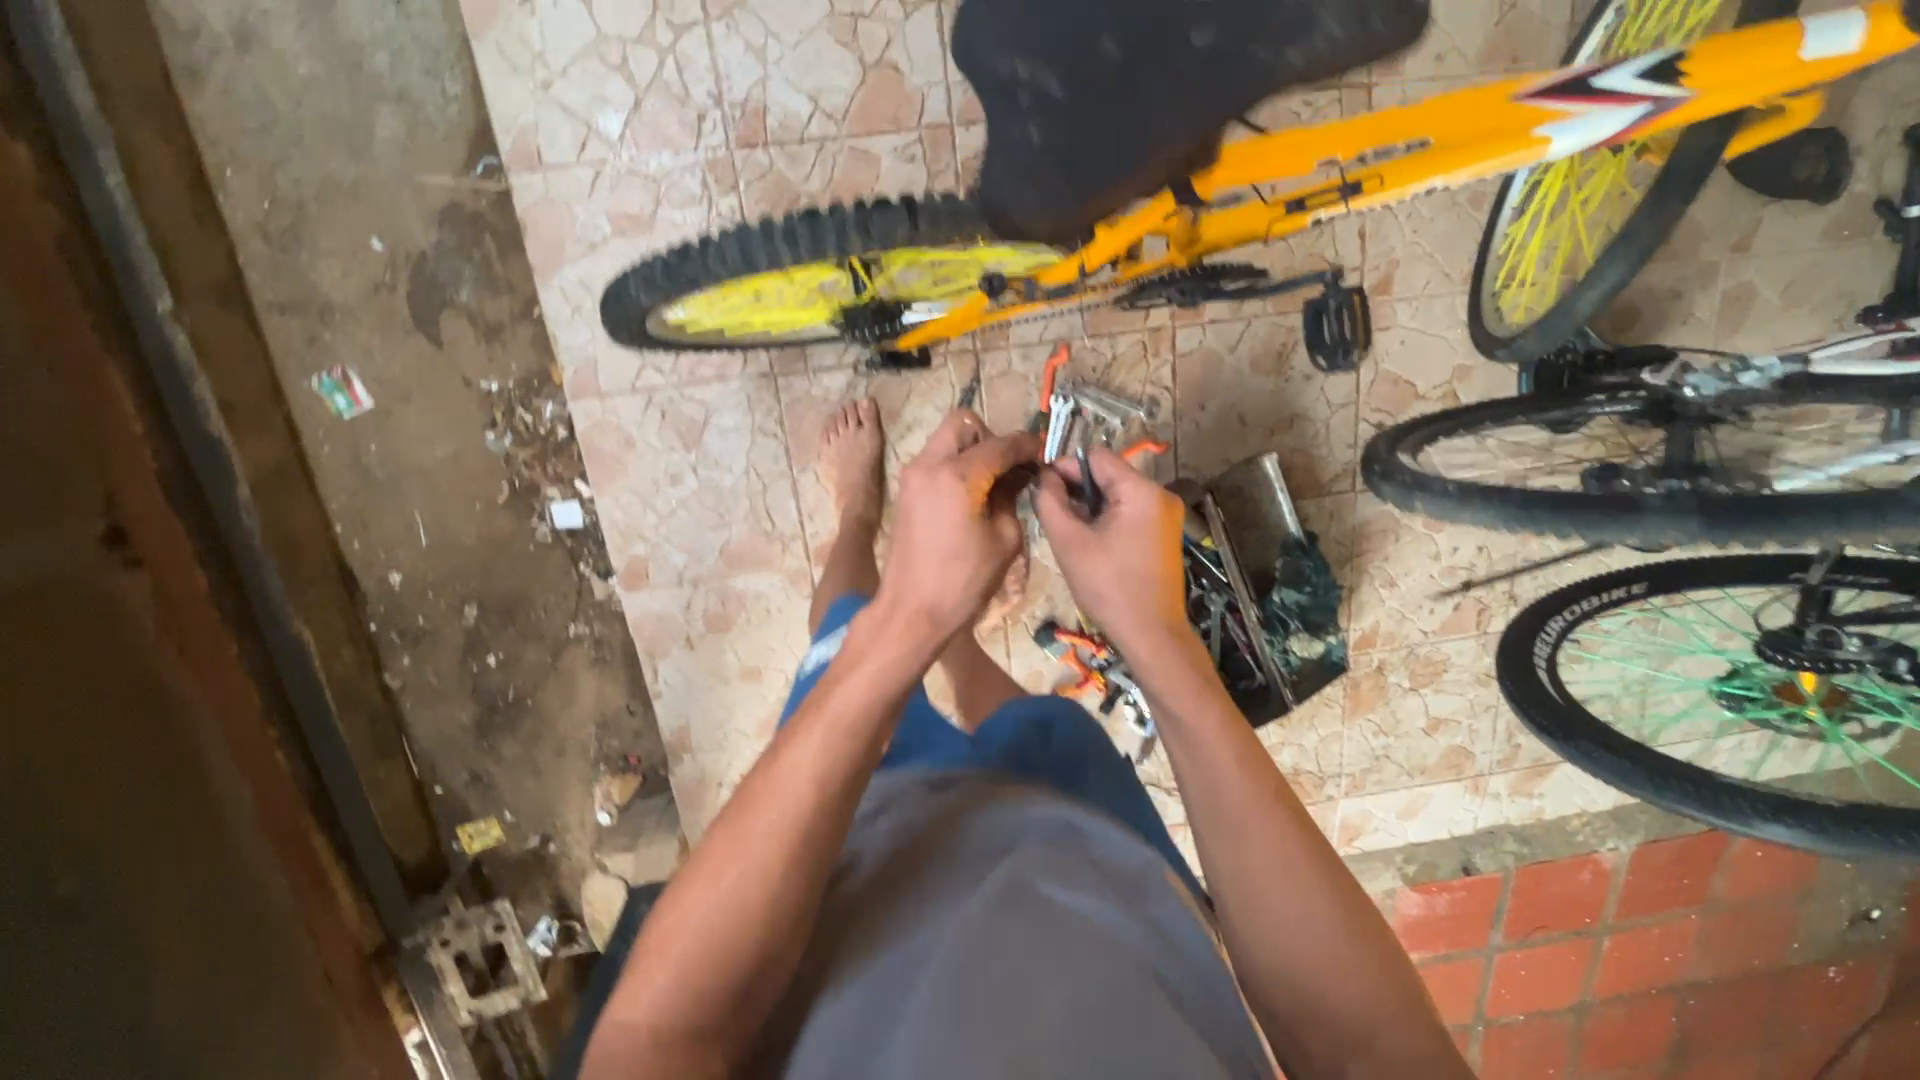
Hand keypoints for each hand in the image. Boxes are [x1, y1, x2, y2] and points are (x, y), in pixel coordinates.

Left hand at [875, 409, 1039, 641]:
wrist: (913, 611)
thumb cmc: (964, 581)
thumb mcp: (1004, 538)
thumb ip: (1011, 497)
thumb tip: (1017, 476)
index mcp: (957, 474)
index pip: (1000, 443)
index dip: (1026, 446)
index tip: (1042, 454)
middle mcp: (929, 464)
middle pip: (963, 423)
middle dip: (990, 437)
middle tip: (1009, 466)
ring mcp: (912, 476)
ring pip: (946, 440)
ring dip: (971, 450)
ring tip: (993, 482)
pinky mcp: (906, 491)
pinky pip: (935, 461)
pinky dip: (956, 465)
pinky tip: (973, 494)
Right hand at [1034, 448, 1193, 654]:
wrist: (1151, 633)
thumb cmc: (1107, 587)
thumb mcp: (1068, 542)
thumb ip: (1050, 501)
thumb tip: (1045, 477)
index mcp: (1141, 490)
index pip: (1096, 457)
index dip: (1066, 468)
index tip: (1044, 490)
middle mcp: (1160, 494)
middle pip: (1109, 474)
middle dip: (1078, 490)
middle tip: (1055, 516)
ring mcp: (1167, 515)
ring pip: (1118, 494)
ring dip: (1092, 506)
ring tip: (1072, 533)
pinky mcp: (1166, 533)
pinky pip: (1131, 512)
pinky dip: (1108, 519)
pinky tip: (1093, 543)